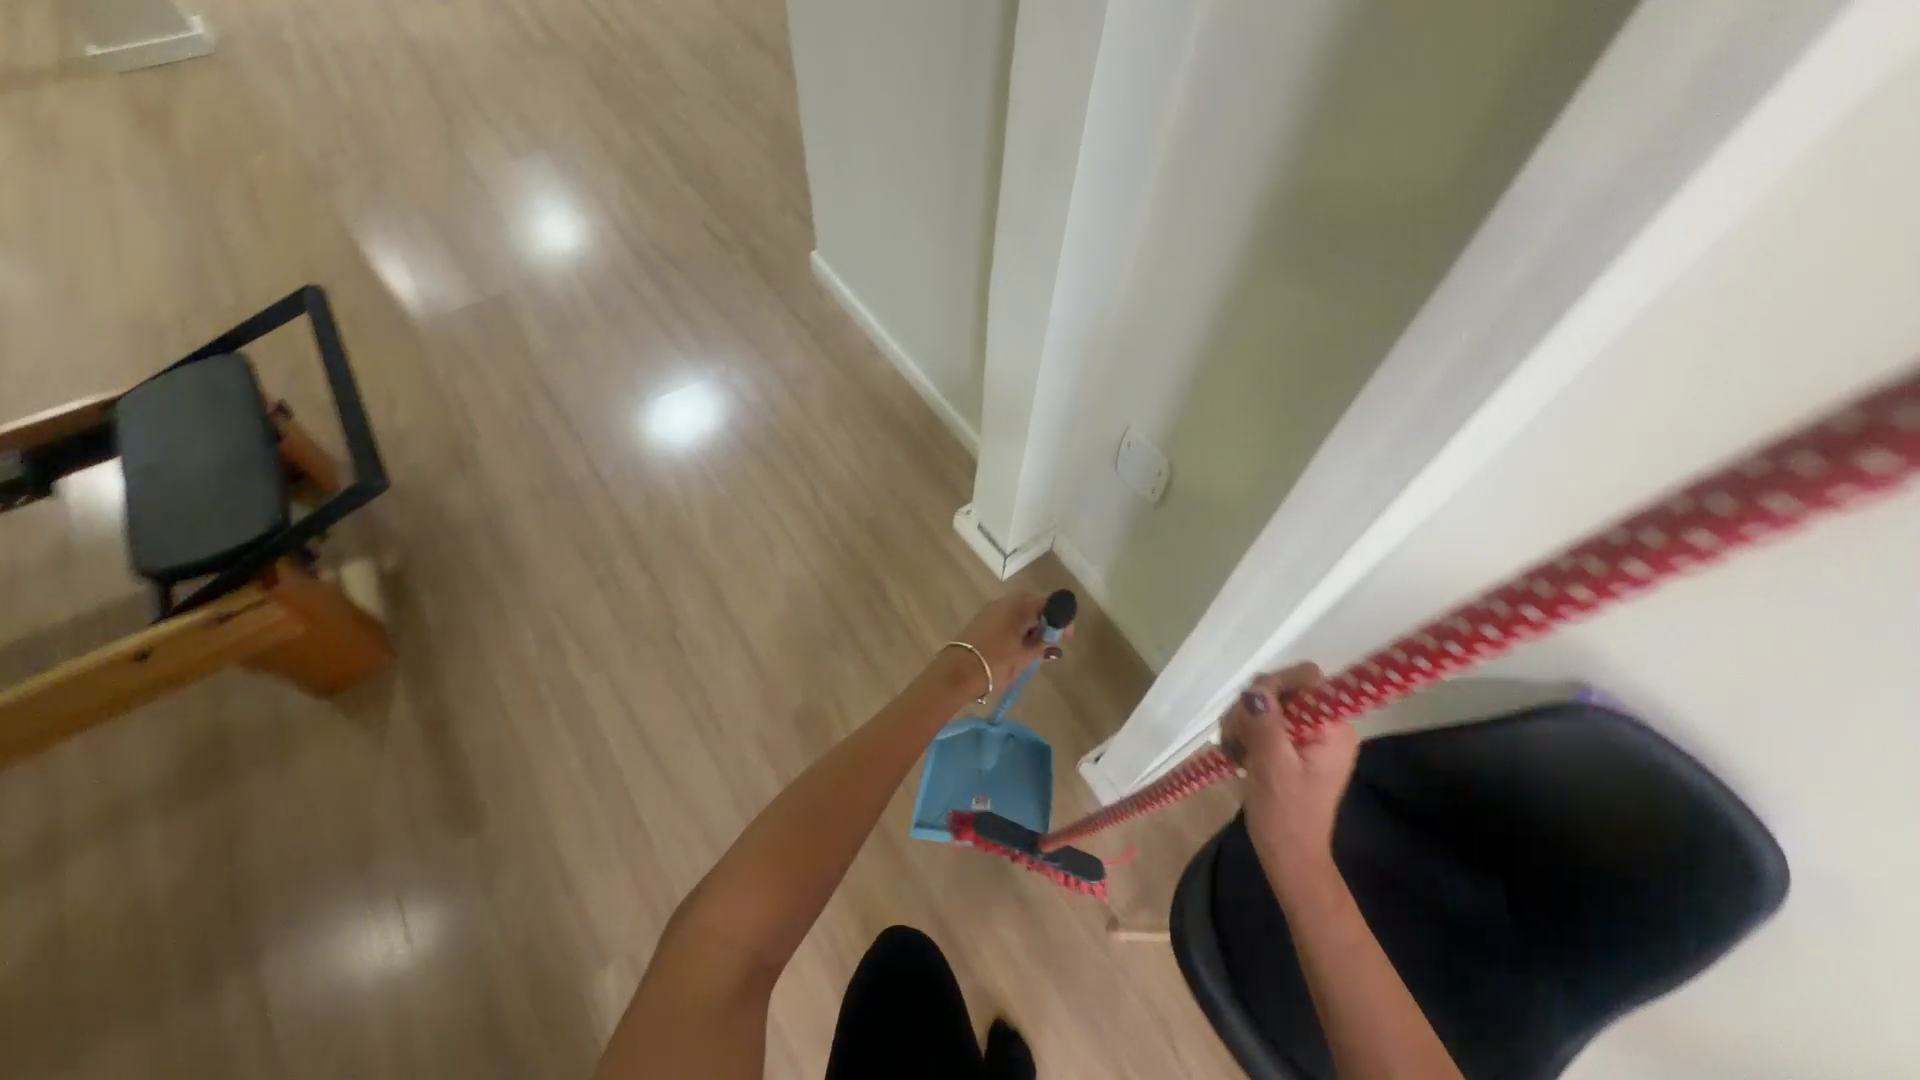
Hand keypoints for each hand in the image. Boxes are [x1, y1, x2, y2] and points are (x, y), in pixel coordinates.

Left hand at [948, 593, 1069, 694]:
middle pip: (1032, 603)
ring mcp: (991, 609)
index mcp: (1020, 607)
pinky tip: (1016, 644)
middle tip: (1049, 640)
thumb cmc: (996, 663)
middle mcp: (1005, 602)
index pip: (1048, 604)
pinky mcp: (981, 619)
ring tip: (1033, 646)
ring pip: (1017, 609)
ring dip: (1028, 623)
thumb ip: (1042, 648)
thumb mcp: (1024, 657)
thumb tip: (1054, 647)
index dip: (1061, 619)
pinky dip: (1015, 626)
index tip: (1066, 637)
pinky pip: (1005, 616)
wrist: (957, 672)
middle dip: (1044, 619)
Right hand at [1221, 664, 1358, 886]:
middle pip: (1282, 689)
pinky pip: (1265, 722)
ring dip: (1244, 723)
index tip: (1250, 711)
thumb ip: (1265, 723)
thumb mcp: (1272, 766)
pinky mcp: (1292, 746)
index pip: (1306, 679)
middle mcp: (1326, 725)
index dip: (1274, 686)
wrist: (1288, 856)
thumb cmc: (1285, 815)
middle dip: (1252, 708)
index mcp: (1333, 727)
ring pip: (1268, 705)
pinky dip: (1246, 733)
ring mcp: (1308, 736)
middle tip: (1236, 739)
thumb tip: (1256, 690)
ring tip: (1236, 752)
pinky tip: (1239, 755)